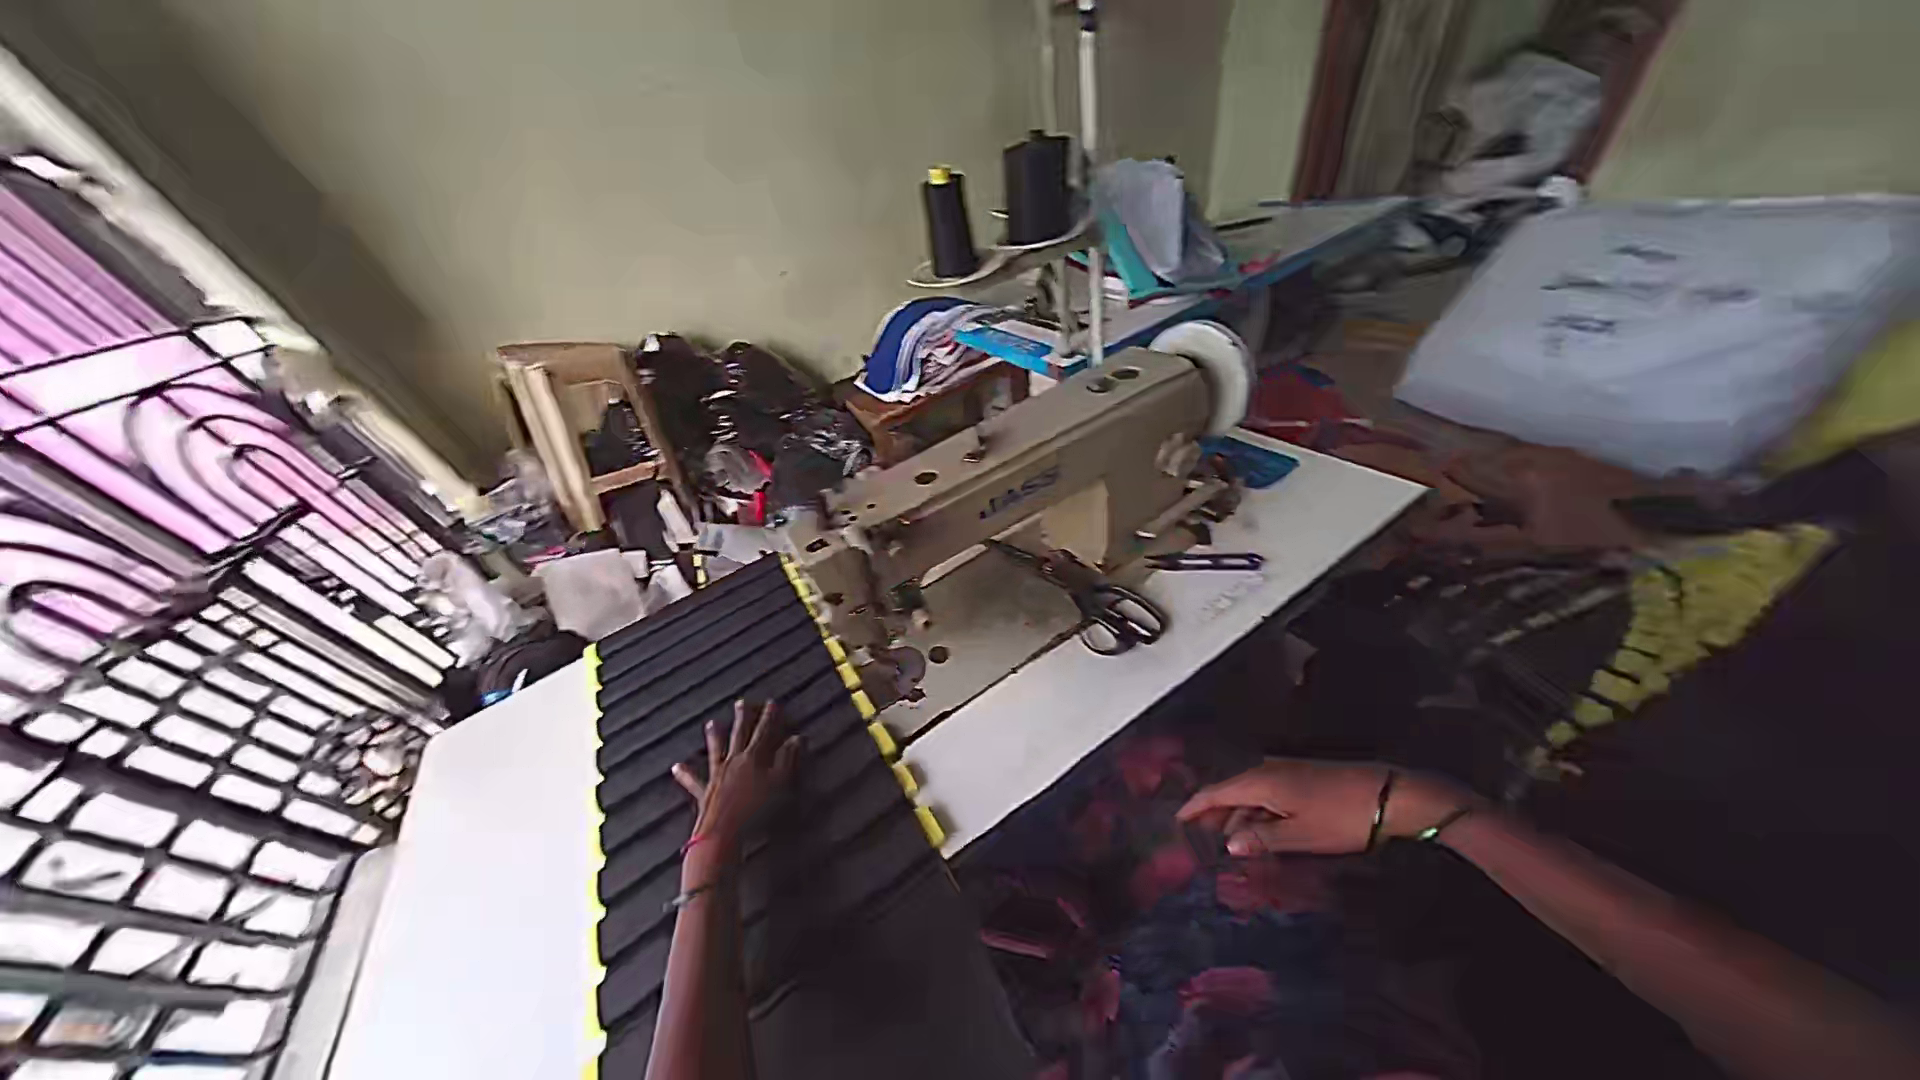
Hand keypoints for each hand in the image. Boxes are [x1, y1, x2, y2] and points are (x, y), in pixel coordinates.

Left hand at [671, 700, 799, 859]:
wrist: (723, 834)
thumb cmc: (757, 810)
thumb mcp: (780, 783)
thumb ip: (788, 759)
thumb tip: (798, 737)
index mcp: (754, 758)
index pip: (764, 731)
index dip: (769, 717)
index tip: (771, 703)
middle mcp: (734, 761)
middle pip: (739, 734)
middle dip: (742, 718)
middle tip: (741, 702)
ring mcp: (717, 775)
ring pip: (716, 750)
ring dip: (714, 736)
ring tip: (711, 723)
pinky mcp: (704, 793)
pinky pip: (693, 781)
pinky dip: (685, 774)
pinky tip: (676, 767)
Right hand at [1175, 758, 1470, 856]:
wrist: (1390, 794)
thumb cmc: (1343, 817)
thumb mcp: (1301, 835)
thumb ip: (1261, 839)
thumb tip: (1230, 843)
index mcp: (1259, 782)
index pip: (1215, 792)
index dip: (1194, 807)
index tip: (1178, 821)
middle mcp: (1266, 770)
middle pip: (1230, 793)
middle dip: (1215, 815)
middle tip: (1203, 841)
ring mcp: (1284, 771)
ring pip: (1250, 795)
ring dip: (1239, 817)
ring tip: (1234, 845)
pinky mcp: (1300, 777)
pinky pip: (1266, 794)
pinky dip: (1258, 813)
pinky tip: (1263, 833)